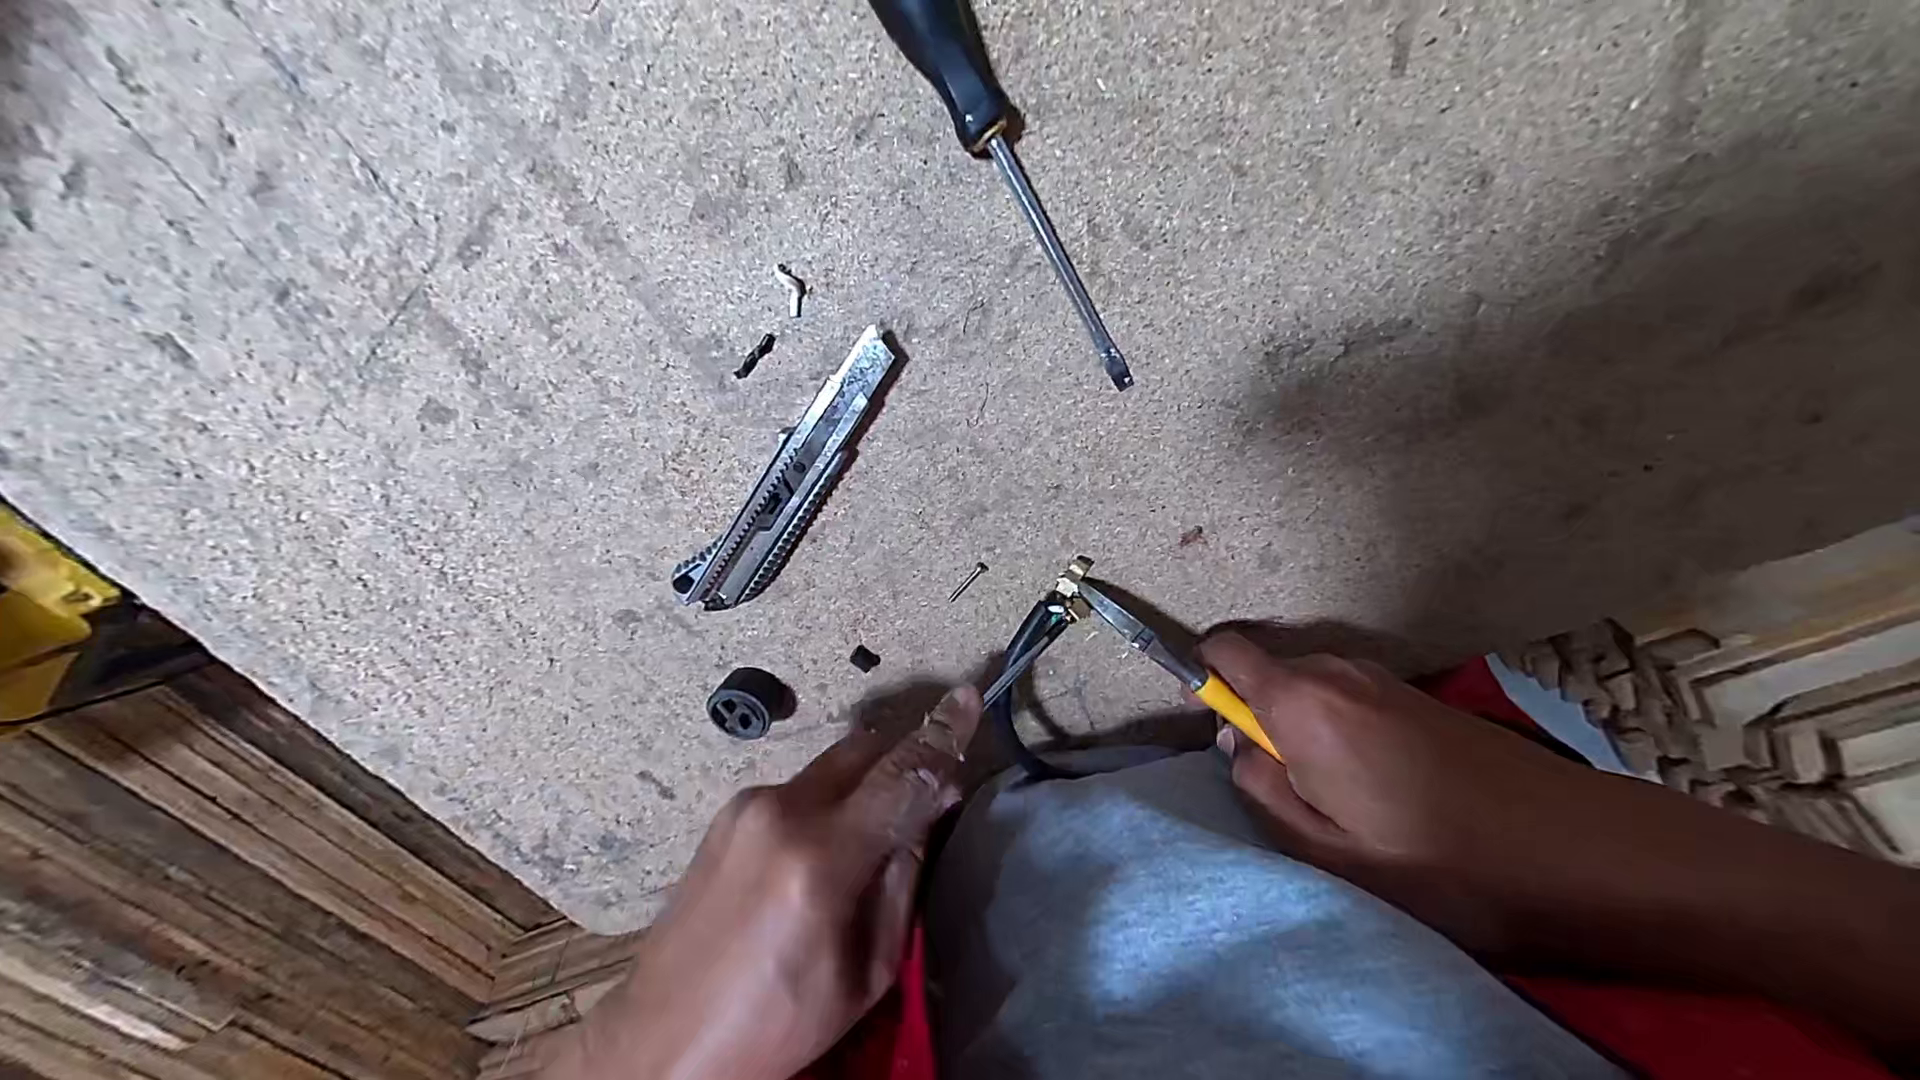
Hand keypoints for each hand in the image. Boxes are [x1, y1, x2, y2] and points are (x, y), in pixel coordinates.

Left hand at [543, 686, 982, 1079]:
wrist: (659, 1041)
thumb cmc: (777, 1020)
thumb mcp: (868, 970)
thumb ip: (905, 874)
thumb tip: (933, 803)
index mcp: (821, 859)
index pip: (900, 777)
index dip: (942, 735)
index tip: (969, 696)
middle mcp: (782, 811)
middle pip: (866, 749)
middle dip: (906, 754)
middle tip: (933, 785)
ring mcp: (749, 804)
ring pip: (835, 764)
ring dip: (868, 781)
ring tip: (870, 834)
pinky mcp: (732, 808)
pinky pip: (803, 785)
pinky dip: (832, 798)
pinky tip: (821, 847)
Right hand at [1196, 631, 1919, 1057]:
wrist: (1582, 851)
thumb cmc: (1439, 858)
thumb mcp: (1325, 849)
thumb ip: (1260, 786)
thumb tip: (1237, 744)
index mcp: (1300, 701)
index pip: (1223, 650)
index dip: (1203, 679)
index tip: (1217, 726)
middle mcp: (1333, 670)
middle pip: (1261, 668)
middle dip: (1254, 711)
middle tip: (1285, 779)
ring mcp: (1376, 676)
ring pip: (1303, 682)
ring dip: (1296, 720)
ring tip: (1333, 786)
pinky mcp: (1409, 691)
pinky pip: (1340, 691)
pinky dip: (1331, 720)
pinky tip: (1373, 776)